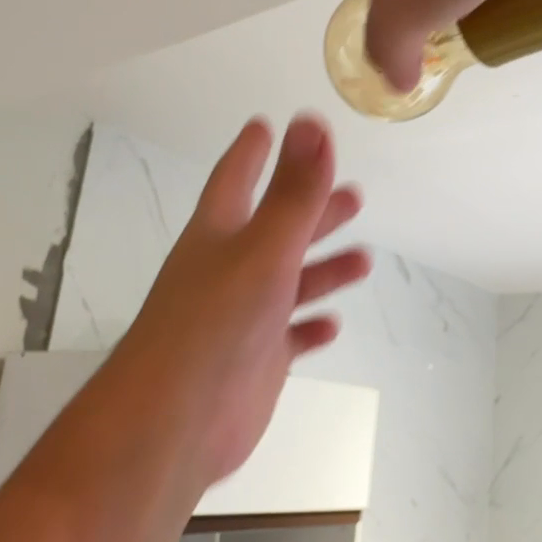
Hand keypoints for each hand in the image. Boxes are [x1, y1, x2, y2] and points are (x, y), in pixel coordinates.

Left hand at [95, 115, 369, 489]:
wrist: (179, 419)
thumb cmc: (217, 322)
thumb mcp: (265, 249)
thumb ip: (294, 192)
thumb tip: (312, 122)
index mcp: (219, 235)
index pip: (236, 179)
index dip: (253, 152)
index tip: (267, 124)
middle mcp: (228, 270)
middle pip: (276, 230)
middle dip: (311, 210)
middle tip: (352, 194)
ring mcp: (243, 318)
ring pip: (289, 283)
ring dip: (324, 269)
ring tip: (362, 259)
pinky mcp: (256, 361)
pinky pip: (290, 336)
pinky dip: (311, 326)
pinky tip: (332, 323)